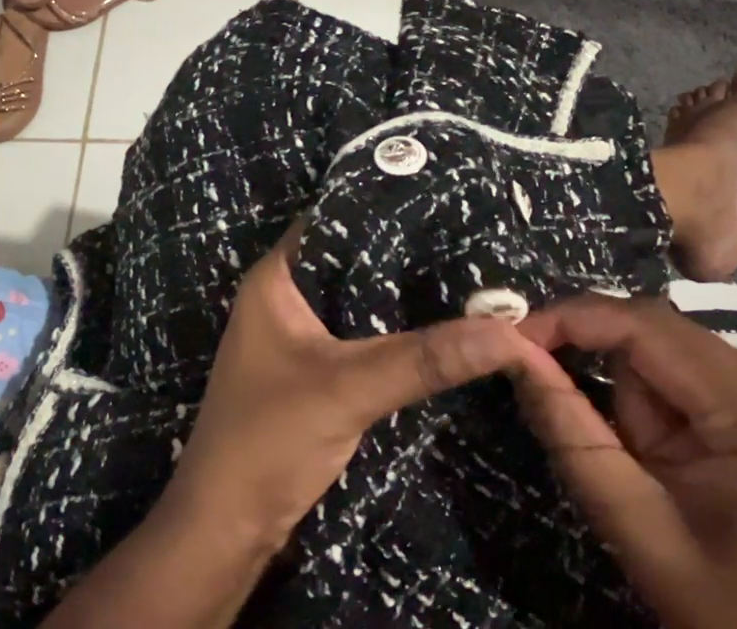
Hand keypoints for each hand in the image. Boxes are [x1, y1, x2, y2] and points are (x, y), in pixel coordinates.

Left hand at [163, 219, 531, 546]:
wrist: (226, 529)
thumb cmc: (267, 440)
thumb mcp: (347, 389)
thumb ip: (424, 358)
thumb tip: (510, 332)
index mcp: (275, 278)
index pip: (336, 222)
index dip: (390, 210)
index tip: (453, 207)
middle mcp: (285, 298)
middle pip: (355, 264)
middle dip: (412, 260)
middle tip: (481, 250)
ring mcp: (299, 339)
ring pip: (363, 305)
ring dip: (408, 303)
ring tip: (478, 286)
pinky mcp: (315, 374)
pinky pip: (364, 340)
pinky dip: (400, 338)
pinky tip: (446, 336)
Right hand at [512, 296, 736, 628]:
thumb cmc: (730, 616)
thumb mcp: (635, 526)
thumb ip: (571, 431)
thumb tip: (514, 352)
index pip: (650, 327)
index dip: (572, 319)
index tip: (510, 334)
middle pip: (666, 339)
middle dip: (614, 380)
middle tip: (606, 445)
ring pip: (680, 355)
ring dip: (643, 399)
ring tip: (657, 471)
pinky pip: (705, 378)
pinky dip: (671, 407)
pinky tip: (682, 462)